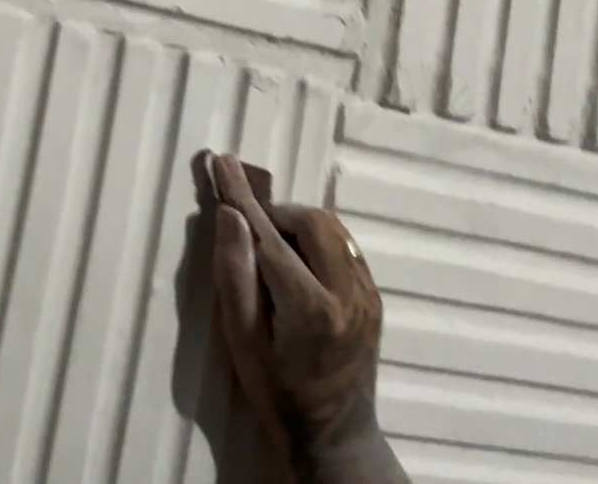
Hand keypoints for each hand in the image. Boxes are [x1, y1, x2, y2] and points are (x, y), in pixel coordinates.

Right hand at [204, 153, 388, 471]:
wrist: (334, 436)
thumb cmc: (275, 388)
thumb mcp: (241, 336)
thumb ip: (234, 272)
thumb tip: (229, 215)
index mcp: (310, 305)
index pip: (270, 234)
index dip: (242, 195)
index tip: (223, 162)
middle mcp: (349, 293)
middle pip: (313, 221)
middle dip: (276, 214)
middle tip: (249, 233)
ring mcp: (368, 296)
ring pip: (333, 230)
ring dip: (298, 226)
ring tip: (273, 253)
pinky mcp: (375, 299)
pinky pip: (344, 249)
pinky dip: (316, 242)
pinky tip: (298, 267)